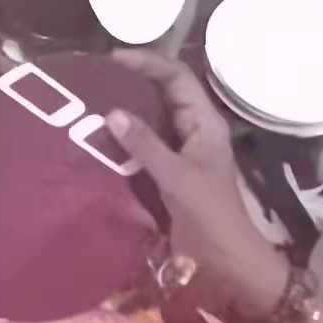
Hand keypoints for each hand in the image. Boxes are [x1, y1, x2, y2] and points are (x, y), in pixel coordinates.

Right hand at [108, 49, 287, 315]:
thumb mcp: (177, 178)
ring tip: (93, 99)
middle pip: (165, 91)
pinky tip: (102, 135)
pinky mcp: (172, 169)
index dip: (147, 62)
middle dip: (134, 79)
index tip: (112, 58)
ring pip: (155, 116)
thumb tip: (112, 112)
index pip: (177, 76)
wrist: (230, 263)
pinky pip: (147, 141)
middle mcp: (195, 129)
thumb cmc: (211, 217)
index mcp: (205, 123)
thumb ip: (145, 145)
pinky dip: (127, 134)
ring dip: (129, 106)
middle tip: (96, 76)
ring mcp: (183, 149)